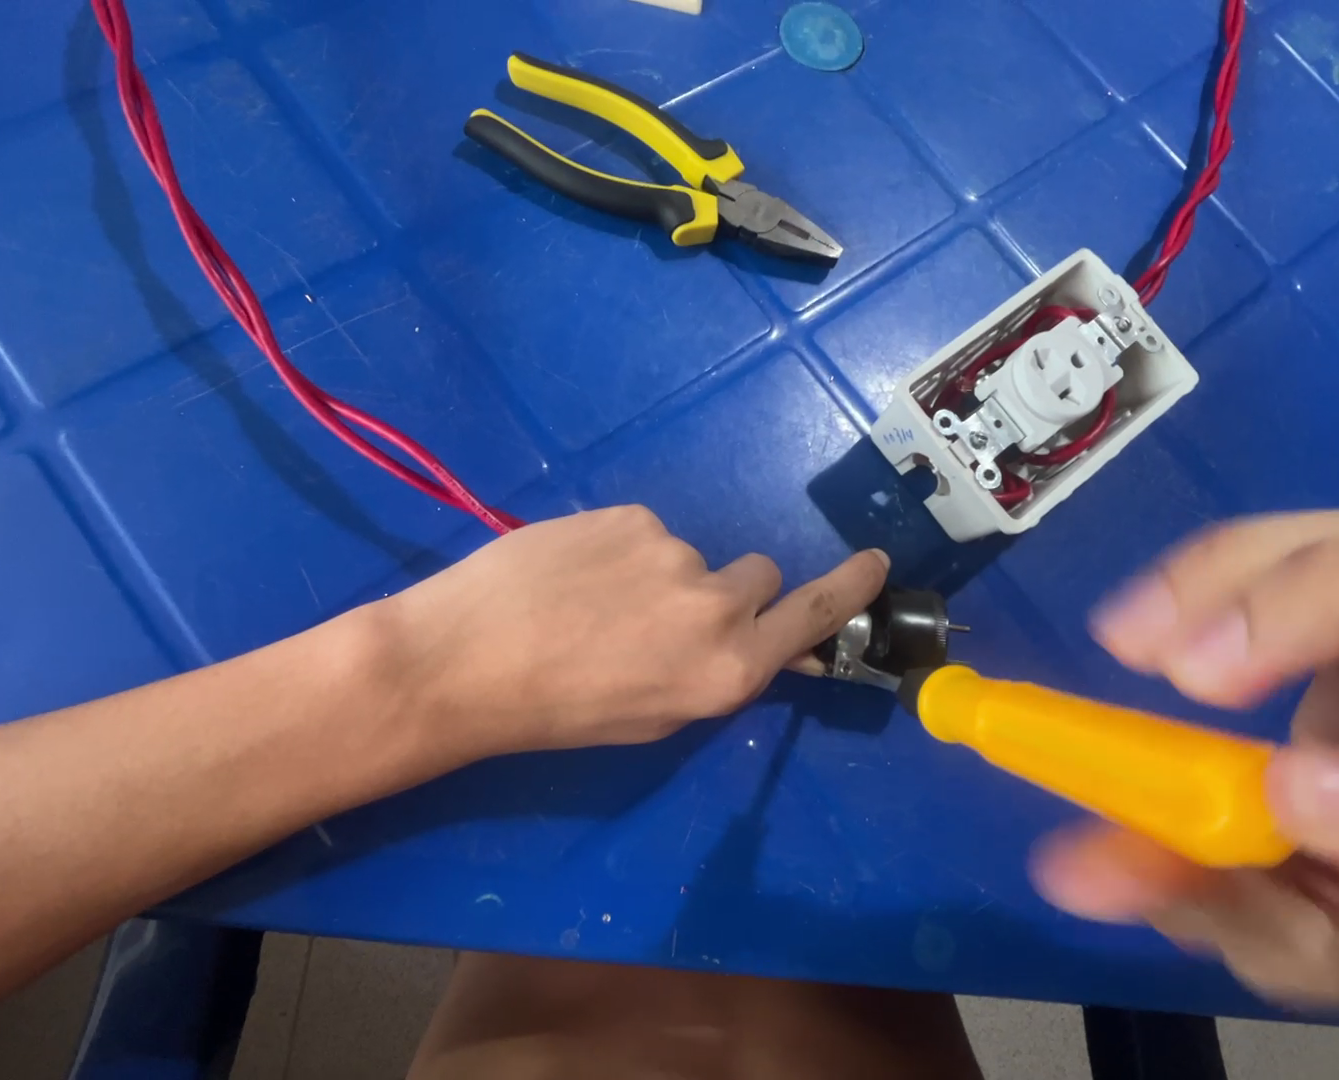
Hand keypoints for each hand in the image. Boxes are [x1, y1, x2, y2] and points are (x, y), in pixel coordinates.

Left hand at [375, 505, 887, 767]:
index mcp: (727, 670)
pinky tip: (573, 576)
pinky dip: (622, 552)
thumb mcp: (655, 718)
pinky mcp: (629, 516)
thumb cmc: (558, 714)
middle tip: (666, 617)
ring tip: (595, 603)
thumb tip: (761, 643)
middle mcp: (716, 606)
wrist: (463, 660)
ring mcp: (673, 551)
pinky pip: (644, 533)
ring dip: (663, 576)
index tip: (874, 564)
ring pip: (692, 557)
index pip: (813, 615)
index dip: (849, 588)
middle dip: (731, 593)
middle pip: (760, 575)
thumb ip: (718, 675)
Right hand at [1031, 504, 1338, 1024]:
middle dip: (1217, 584)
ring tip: (1122, 648)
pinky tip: (1155, 738)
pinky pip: (1267, 665)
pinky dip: (1196, 712)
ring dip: (1187, 614)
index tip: (1189, 683)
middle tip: (1125, 642)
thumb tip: (1291, 793)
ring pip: (1289, 580)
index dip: (1296, 605)